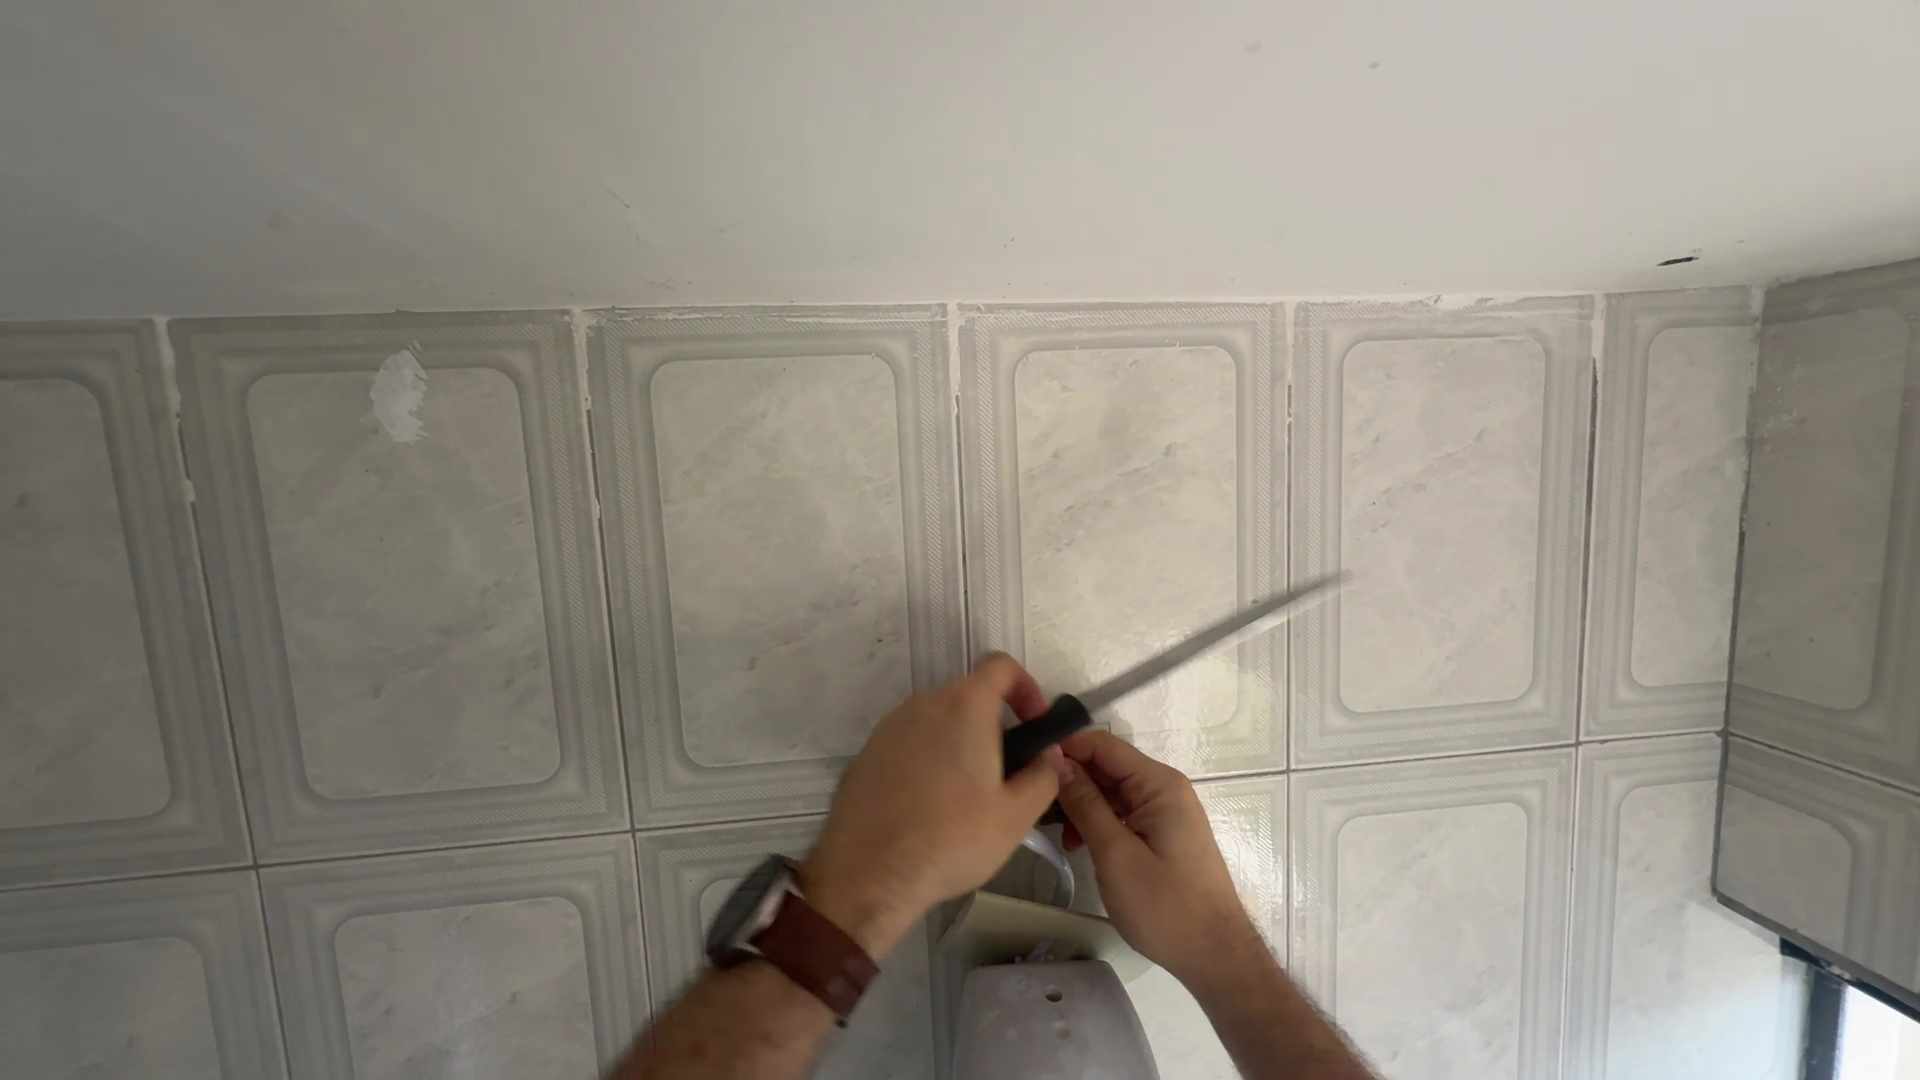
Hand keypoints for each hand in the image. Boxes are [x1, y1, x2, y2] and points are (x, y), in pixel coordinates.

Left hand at [801, 653, 1065, 955]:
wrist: (868, 873)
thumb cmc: (950, 839)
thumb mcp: (1015, 816)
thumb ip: (1044, 776)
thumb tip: (1049, 755)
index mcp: (964, 706)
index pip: (1001, 665)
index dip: (1027, 687)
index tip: (1034, 725)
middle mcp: (924, 703)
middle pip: (969, 695)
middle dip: (995, 724)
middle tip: (1007, 772)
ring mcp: (890, 726)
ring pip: (937, 720)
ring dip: (960, 743)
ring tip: (968, 796)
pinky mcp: (867, 752)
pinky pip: (909, 743)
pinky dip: (927, 759)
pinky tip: (929, 807)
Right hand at [1054, 730, 1259, 982]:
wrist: (1214, 957)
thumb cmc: (1165, 906)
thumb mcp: (1115, 853)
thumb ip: (1084, 803)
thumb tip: (1057, 763)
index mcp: (1158, 783)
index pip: (1103, 744)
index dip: (1066, 749)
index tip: (1031, 766)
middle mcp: (1164, 787)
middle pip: (1107, 765)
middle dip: (1071, 779)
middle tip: (1035, 804)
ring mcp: (1164, 810)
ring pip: (1111, 790)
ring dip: (1081, 804)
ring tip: (1058, 835)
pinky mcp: (1161, 832)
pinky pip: (1122, 811)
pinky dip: (1097, 821)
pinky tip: (1078, 844)